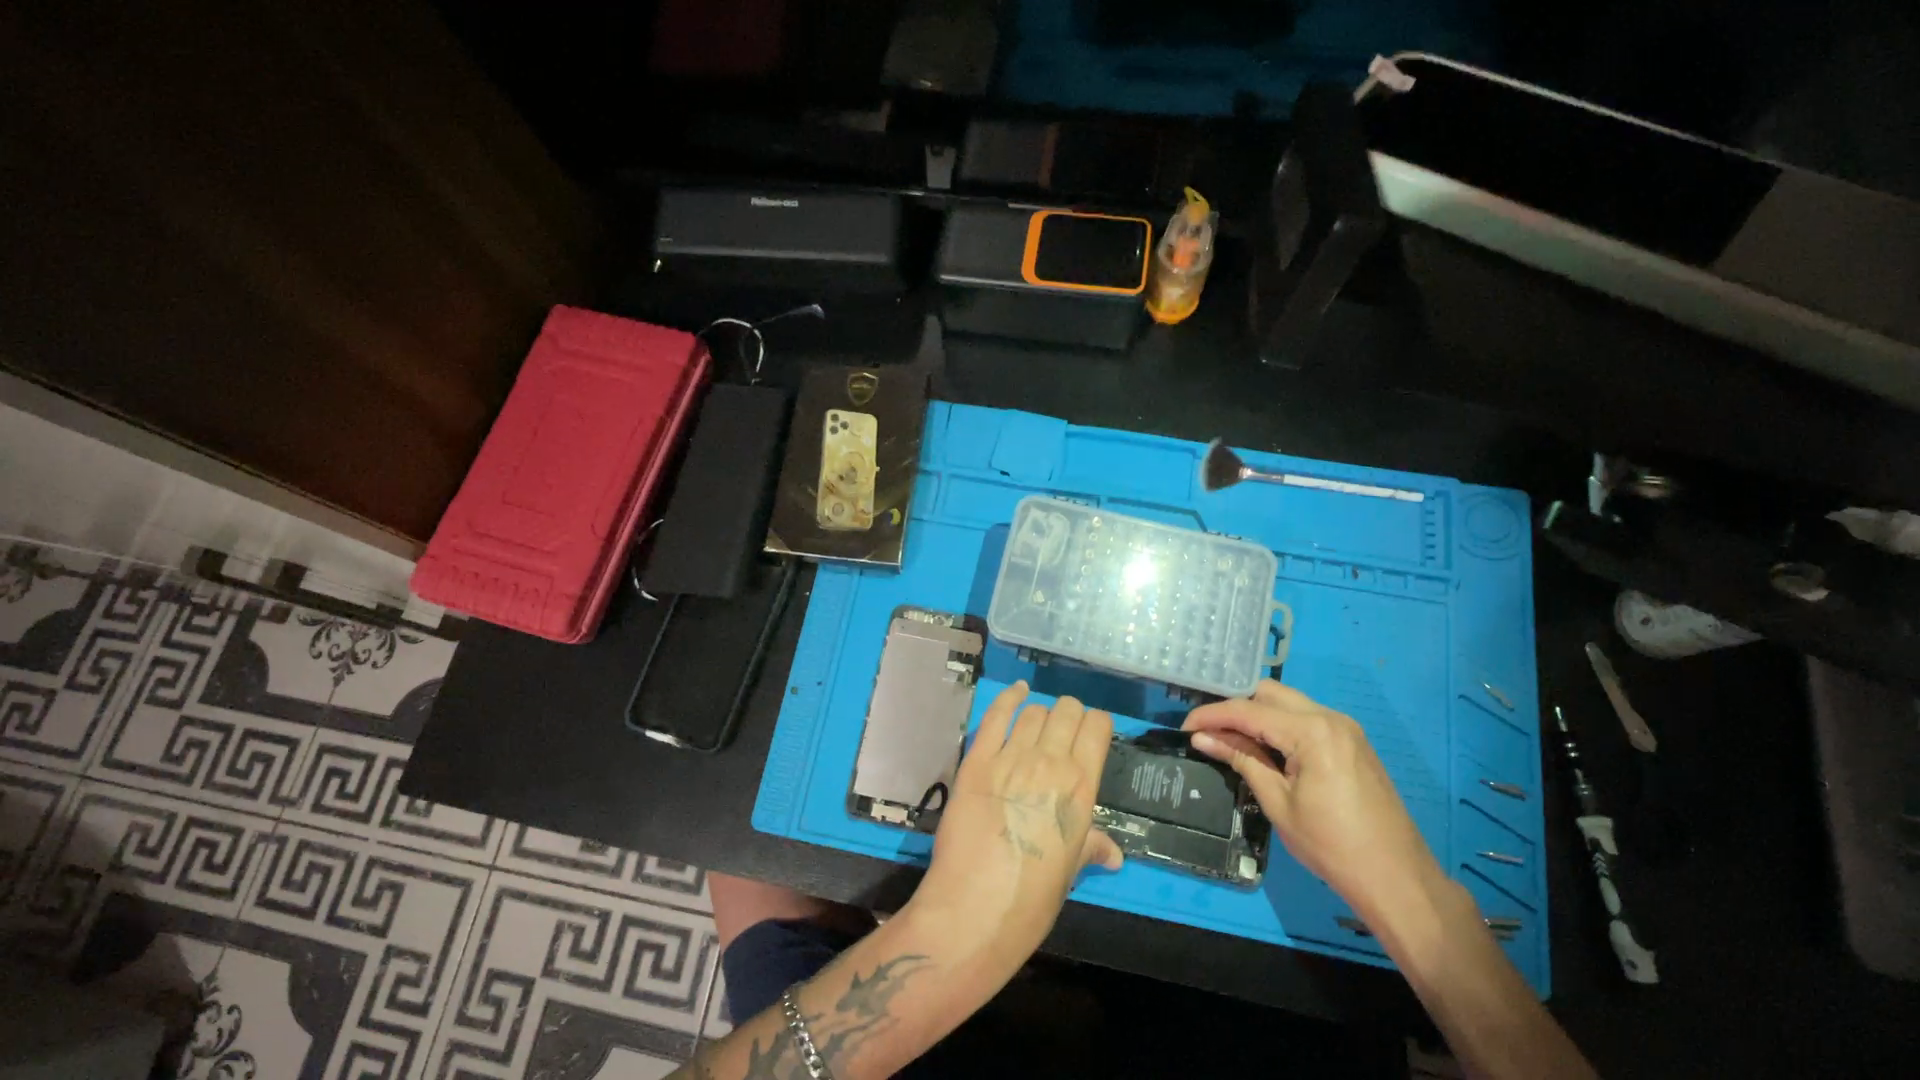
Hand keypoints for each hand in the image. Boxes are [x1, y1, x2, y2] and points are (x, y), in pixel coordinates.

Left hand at [912, 681, 1122, 962]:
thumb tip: (1113, 854)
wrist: (975, 908)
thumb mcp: (1071, 869)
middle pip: (1066, 712)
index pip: (1098, 729)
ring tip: (1036, 726)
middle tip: (1062, 733)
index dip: (1095, 726)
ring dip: (1039, 714)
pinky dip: (1008, 699)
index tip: (1090, 736)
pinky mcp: (975, 760)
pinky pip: (994, 716)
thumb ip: (1092, 847)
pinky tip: (1016, 693)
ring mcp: (1010, 758)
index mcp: (1082, 788)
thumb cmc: (1032, 897)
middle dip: (1068, 716)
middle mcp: (1050, 763)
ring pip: (1033, 712)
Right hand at [1183, 680, 1444, 923]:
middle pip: (1270, 693)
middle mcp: (1331, 717)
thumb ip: (1241, 760)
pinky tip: (1264, 748)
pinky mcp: (1352, 742)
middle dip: (1235, 707)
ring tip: (1230, 739)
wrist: (1395, 875)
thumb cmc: (1330, 845)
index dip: (1212, 715)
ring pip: (1289, 703)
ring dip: (1258, 714)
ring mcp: (1346, 728)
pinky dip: (1280, 725)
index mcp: (1312, 731)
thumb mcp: (1277, 802)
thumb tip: (1203, 738)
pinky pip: (1307, 718)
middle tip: (1208, 731)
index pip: (1249, 710)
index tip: (1184, 727)